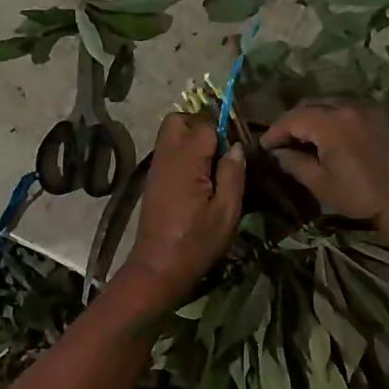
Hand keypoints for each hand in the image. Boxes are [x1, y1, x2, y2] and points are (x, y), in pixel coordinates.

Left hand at [118, 112, 246, 303]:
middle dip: (200, 126)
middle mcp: (166, 156)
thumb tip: (237, 146)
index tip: (235, 152)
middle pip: (178, 119)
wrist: (158, 268)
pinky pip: (167, 152)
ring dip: (191, 140)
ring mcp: (156, 167)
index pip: (205, 125)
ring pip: (170, 134)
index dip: (223, 132)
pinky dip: (182, 154)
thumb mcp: (227, 212)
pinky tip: (197, 180)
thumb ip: (233, 174)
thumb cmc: (196, 242)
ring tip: (211, 166)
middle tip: (219, 151)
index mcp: (187, 160)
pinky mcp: (152, 180)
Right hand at [262, 99, 388, 238]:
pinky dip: (333, 117)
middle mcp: (347, 106)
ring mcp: (367, 109)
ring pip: (330, 103)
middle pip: (310, 104)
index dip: (274, 131)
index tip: (264, 147)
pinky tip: (330, 137)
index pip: (292, 118)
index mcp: (329, 121)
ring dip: (313, 116)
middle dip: (292, 121)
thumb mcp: (321, 183)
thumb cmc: (361, 195)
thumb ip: (294, 163)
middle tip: (281, 142)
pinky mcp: (381, 116)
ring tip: (304, 139)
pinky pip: (348, 108)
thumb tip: (277, 153)